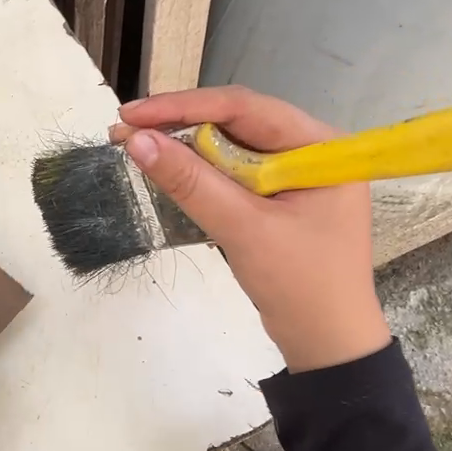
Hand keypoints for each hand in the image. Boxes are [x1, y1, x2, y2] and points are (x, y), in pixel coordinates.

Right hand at [112, 85, 390, 372]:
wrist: (327, 343)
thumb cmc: (299, 284)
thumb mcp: (243, 229)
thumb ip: (192, 183)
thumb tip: (136, 141)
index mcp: (318, 144)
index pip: (243, 107)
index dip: (183, 107)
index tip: (131, 115)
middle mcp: (307, 151)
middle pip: (235, 124)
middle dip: (178, 125)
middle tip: (124, 131)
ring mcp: (292, 178)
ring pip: (230, 150)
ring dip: (184, 150)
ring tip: (135, 148)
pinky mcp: (276, 203)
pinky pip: (232, 177)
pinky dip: (199, 176)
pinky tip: (168, 173)